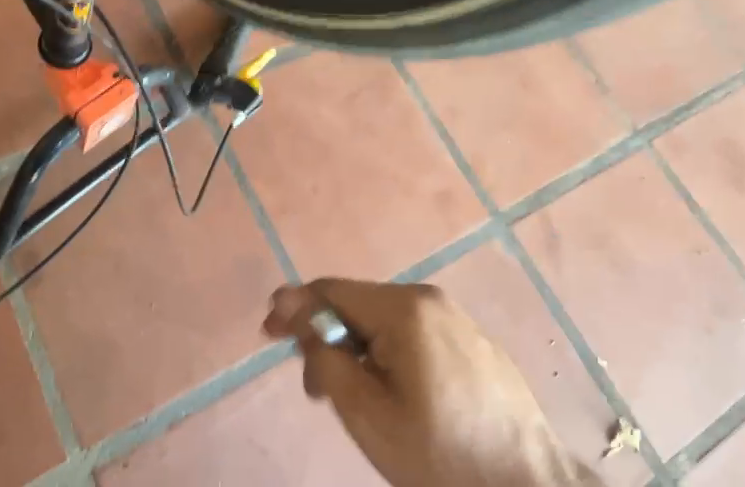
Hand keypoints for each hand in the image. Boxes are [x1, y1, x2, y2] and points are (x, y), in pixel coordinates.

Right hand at [264, 280, 596, 486]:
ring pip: (386, 322)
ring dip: (358, 351)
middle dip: (328, 338)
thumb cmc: (441, 455)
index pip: (330, 291)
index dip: (294, 309)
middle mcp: (430, 300)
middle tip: (314, 388)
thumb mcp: (365, 413)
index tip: (268, 334)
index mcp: (403, 309)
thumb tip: (297, 314)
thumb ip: (324, 357)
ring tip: (353, 398)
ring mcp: (458, 320)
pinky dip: (391, 356)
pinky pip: (416, 337)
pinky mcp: (476, 345)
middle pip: (358, 305)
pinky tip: (394, 396)